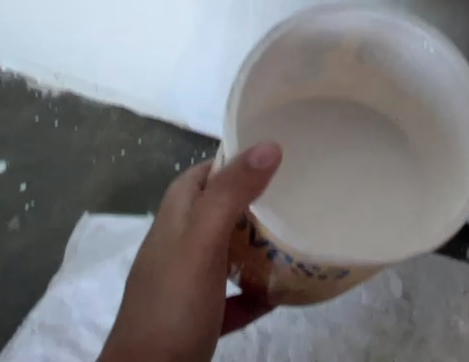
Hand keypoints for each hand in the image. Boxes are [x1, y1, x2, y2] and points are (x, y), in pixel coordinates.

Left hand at [98, 143, 283, 361]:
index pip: (199, 177)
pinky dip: (256, 290)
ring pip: (226, 253)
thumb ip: (230, 195)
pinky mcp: (197, 323)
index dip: (231, 161)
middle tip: (296, 192)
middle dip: (253, 200)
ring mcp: (185, 290)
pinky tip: (282, 290)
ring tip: (297, 233)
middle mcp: (176, 252)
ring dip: (257, 245)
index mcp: (173, 225)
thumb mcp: (202, 245)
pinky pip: (233, 296)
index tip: (274, 155)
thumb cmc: (171, 311)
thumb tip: (269, 144)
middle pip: (217, 212)